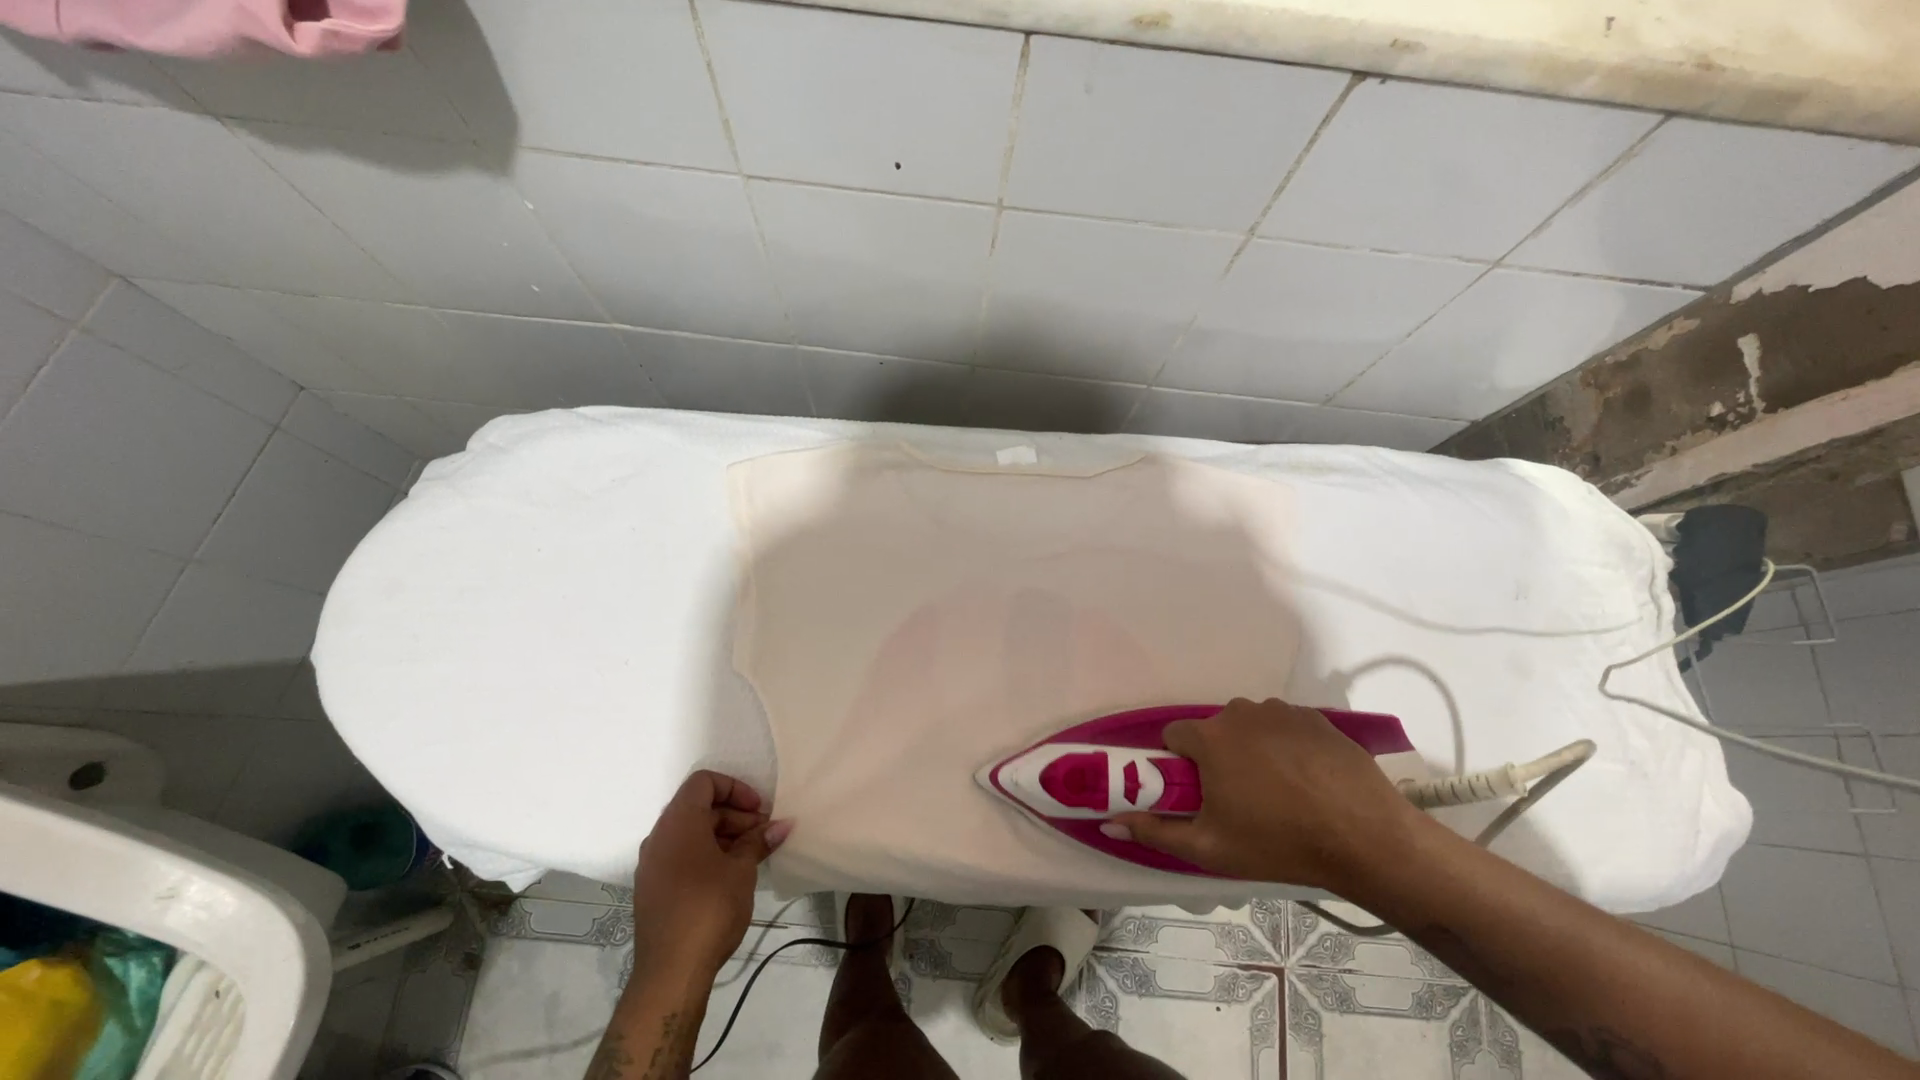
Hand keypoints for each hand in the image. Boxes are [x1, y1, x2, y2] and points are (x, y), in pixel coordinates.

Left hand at [630, 770, 791, 979]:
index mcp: (678, 822)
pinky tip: (731, 876)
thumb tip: (781, 825)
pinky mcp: (653, 888)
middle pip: (699, 808)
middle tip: (765, 836)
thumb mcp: (742, 871)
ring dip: (724, 836)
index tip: (758, 811)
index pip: (703, 782)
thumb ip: (758, 842)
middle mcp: (659, 837)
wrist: (670, 970)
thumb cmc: (709, 908)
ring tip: (753, 856)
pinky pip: (682, 856)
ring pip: (691, 834)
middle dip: (735, 816)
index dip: (735, 788)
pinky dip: (707, 855)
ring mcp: (652, 864)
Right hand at [1109, 698, 1421, 890]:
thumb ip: (1155, 830)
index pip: (1175, 737)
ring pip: (1251, 728)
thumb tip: (1110, 821)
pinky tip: (1306, 782)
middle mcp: (1242, 713)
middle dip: (1217, 758)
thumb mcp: (1209, 847)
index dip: (1179, 765)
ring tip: (1277, 793)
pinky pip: (1286, 728)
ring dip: (1252, 751)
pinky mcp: (1319, 719)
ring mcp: (1284, 712)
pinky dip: (1287, 748)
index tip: (1198, 794)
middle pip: (1214, 731)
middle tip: (1239, 800)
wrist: (1366, 837)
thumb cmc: (1278, 843)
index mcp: (1210, 738)